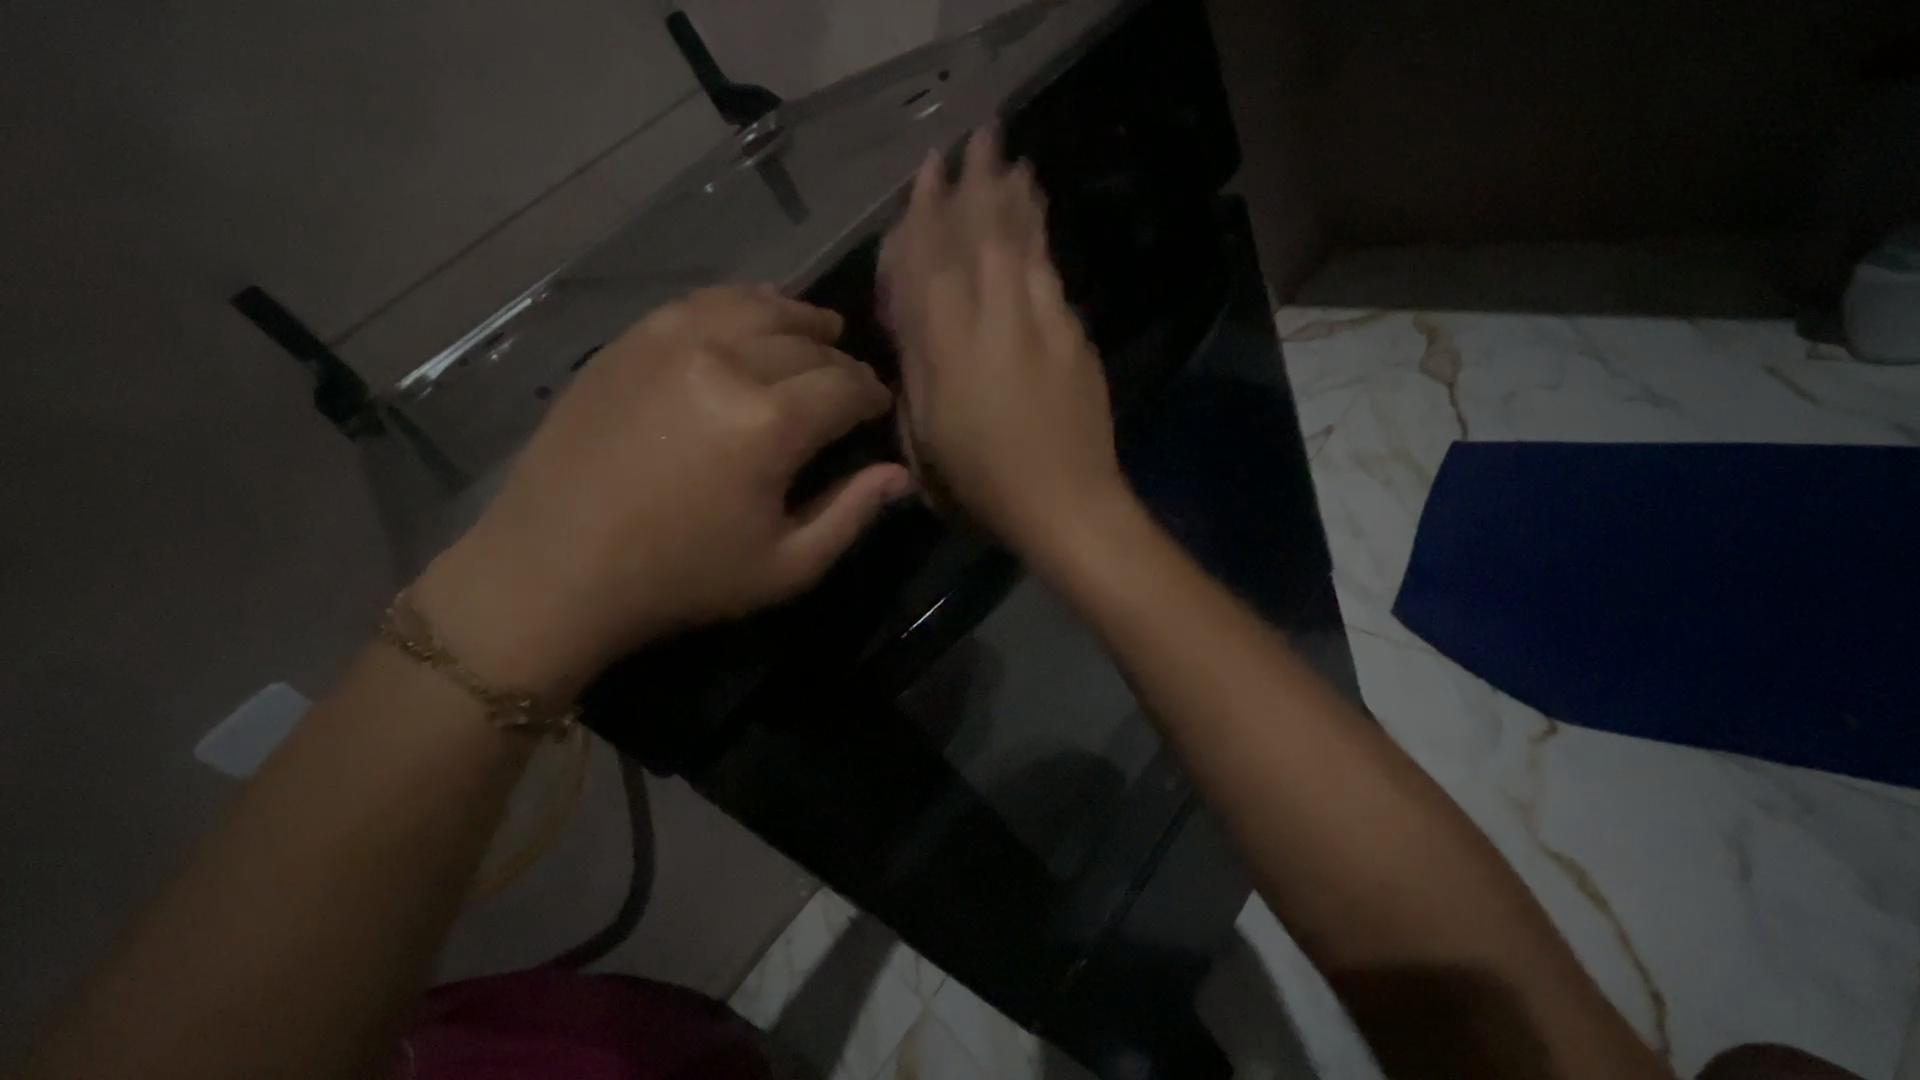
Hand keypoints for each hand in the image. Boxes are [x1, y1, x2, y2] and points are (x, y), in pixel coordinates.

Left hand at [414, 286, 912, 695]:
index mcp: (769, 422)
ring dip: (797, 319)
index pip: (847, 386)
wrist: (556, 569)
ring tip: (816, 331)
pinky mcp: (631, 340)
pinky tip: (752, 316)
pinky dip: (740, 304)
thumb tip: (901, 474)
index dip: (873, 396)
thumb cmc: (681, 579)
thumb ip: (852, 514)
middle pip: (807, 343)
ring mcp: (670, 341)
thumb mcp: (784, 567)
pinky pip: (701, 302)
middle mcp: (726, 361)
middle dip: (840, 364)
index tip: (878, 410)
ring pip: (757, 307)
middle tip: (848, 387)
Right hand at [879, 129, 1127, 551]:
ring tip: (1013, 162)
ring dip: (1016, 201)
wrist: (1067, 505)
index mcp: (947, 349)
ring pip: (1023, 247)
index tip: (928, 173)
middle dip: (978, 185)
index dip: (927, 216)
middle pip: (982, 239)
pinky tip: (1039, 222)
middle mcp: (994, 322)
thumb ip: (915, 374)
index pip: (931, 264)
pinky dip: (1042, 241)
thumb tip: (910, 327)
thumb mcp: (925, 440)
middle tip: (980, 137)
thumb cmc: (982, 487)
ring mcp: (1041, 326)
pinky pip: (1052, 274)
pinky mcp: (1075, 339)